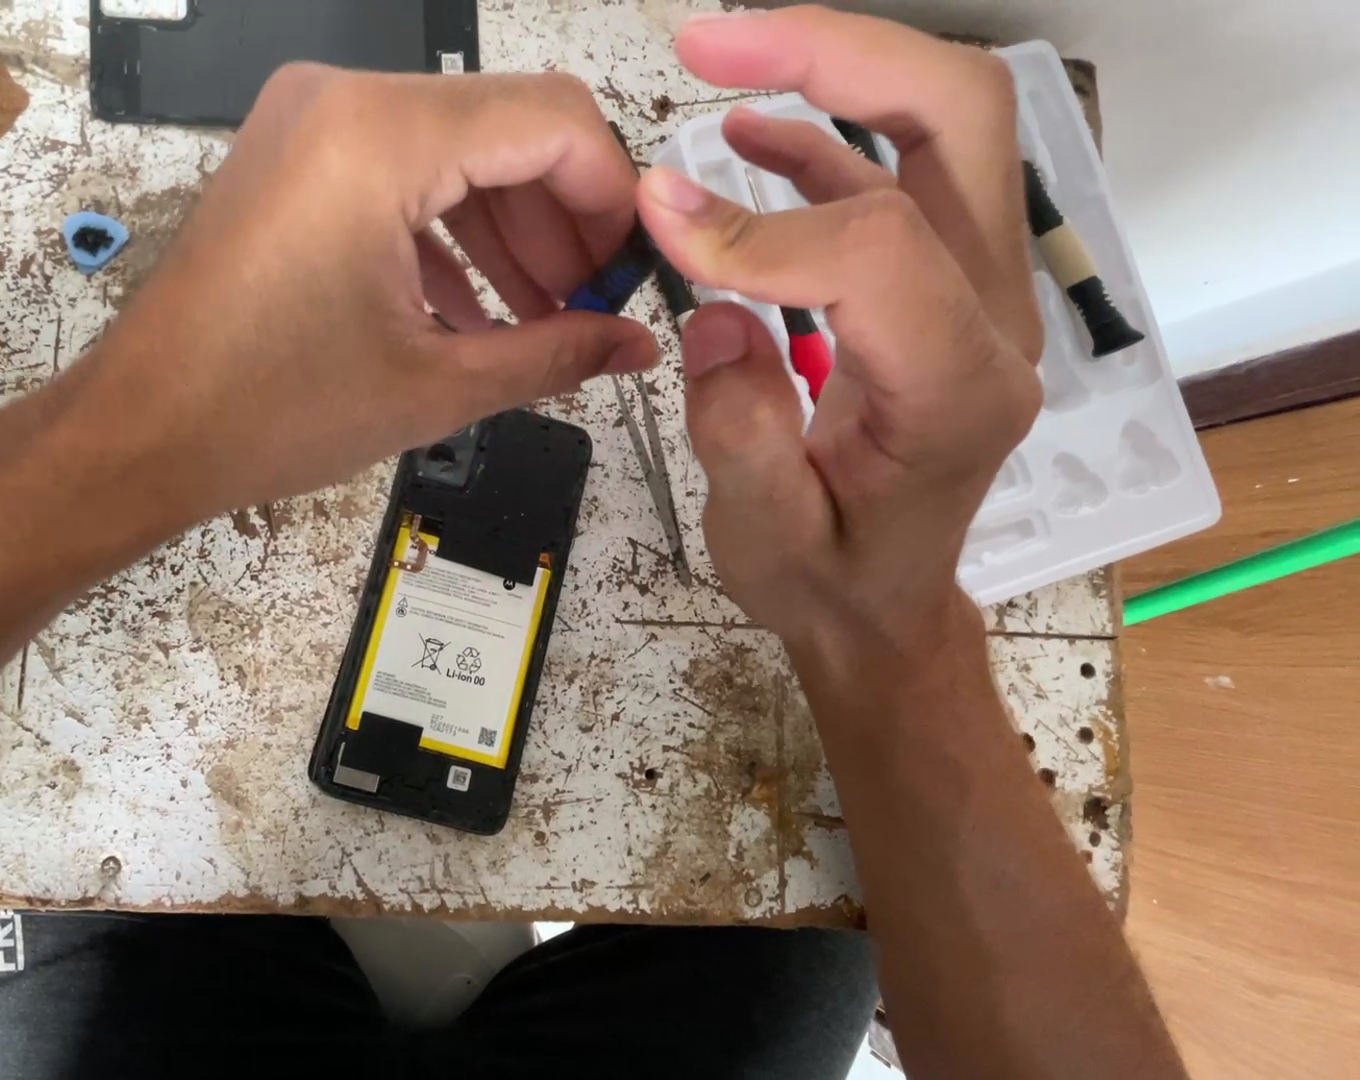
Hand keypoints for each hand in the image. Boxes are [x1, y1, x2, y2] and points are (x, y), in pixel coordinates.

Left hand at [76, 64, 659, 520]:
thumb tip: (631, 346)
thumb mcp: (433, 389)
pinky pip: (398, 182)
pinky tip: (473, 314)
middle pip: (505, 132)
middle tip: (587, 310)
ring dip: (507, 239)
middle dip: (561, 224)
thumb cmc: (266, 414)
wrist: (143, 435)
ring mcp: (308, 129)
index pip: (552, 120)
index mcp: (379, 140)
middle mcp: (341, 104)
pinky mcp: (292, 167)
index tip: (629, 270)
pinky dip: (446, 241)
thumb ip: (551, 356)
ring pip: (453, 159)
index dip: (612, 196)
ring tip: (537, 325)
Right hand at [637, 7, 1043, 659]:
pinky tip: (750, 134)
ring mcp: (972, 295)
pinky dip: (827, 135)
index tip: (655, 222)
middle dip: (833, 58)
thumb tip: (710, 310)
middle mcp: (989, 319)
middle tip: (712, 44)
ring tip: (716, 62)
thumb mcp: (763, 534)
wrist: (878, 605)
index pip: (871, 250)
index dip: (755, 229)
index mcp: (954, 387)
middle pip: (955, 121)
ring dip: (831, 72)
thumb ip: (739, 432)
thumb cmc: (822, 579)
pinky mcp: (934, 294)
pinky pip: (898, 180)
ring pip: (938, 128)